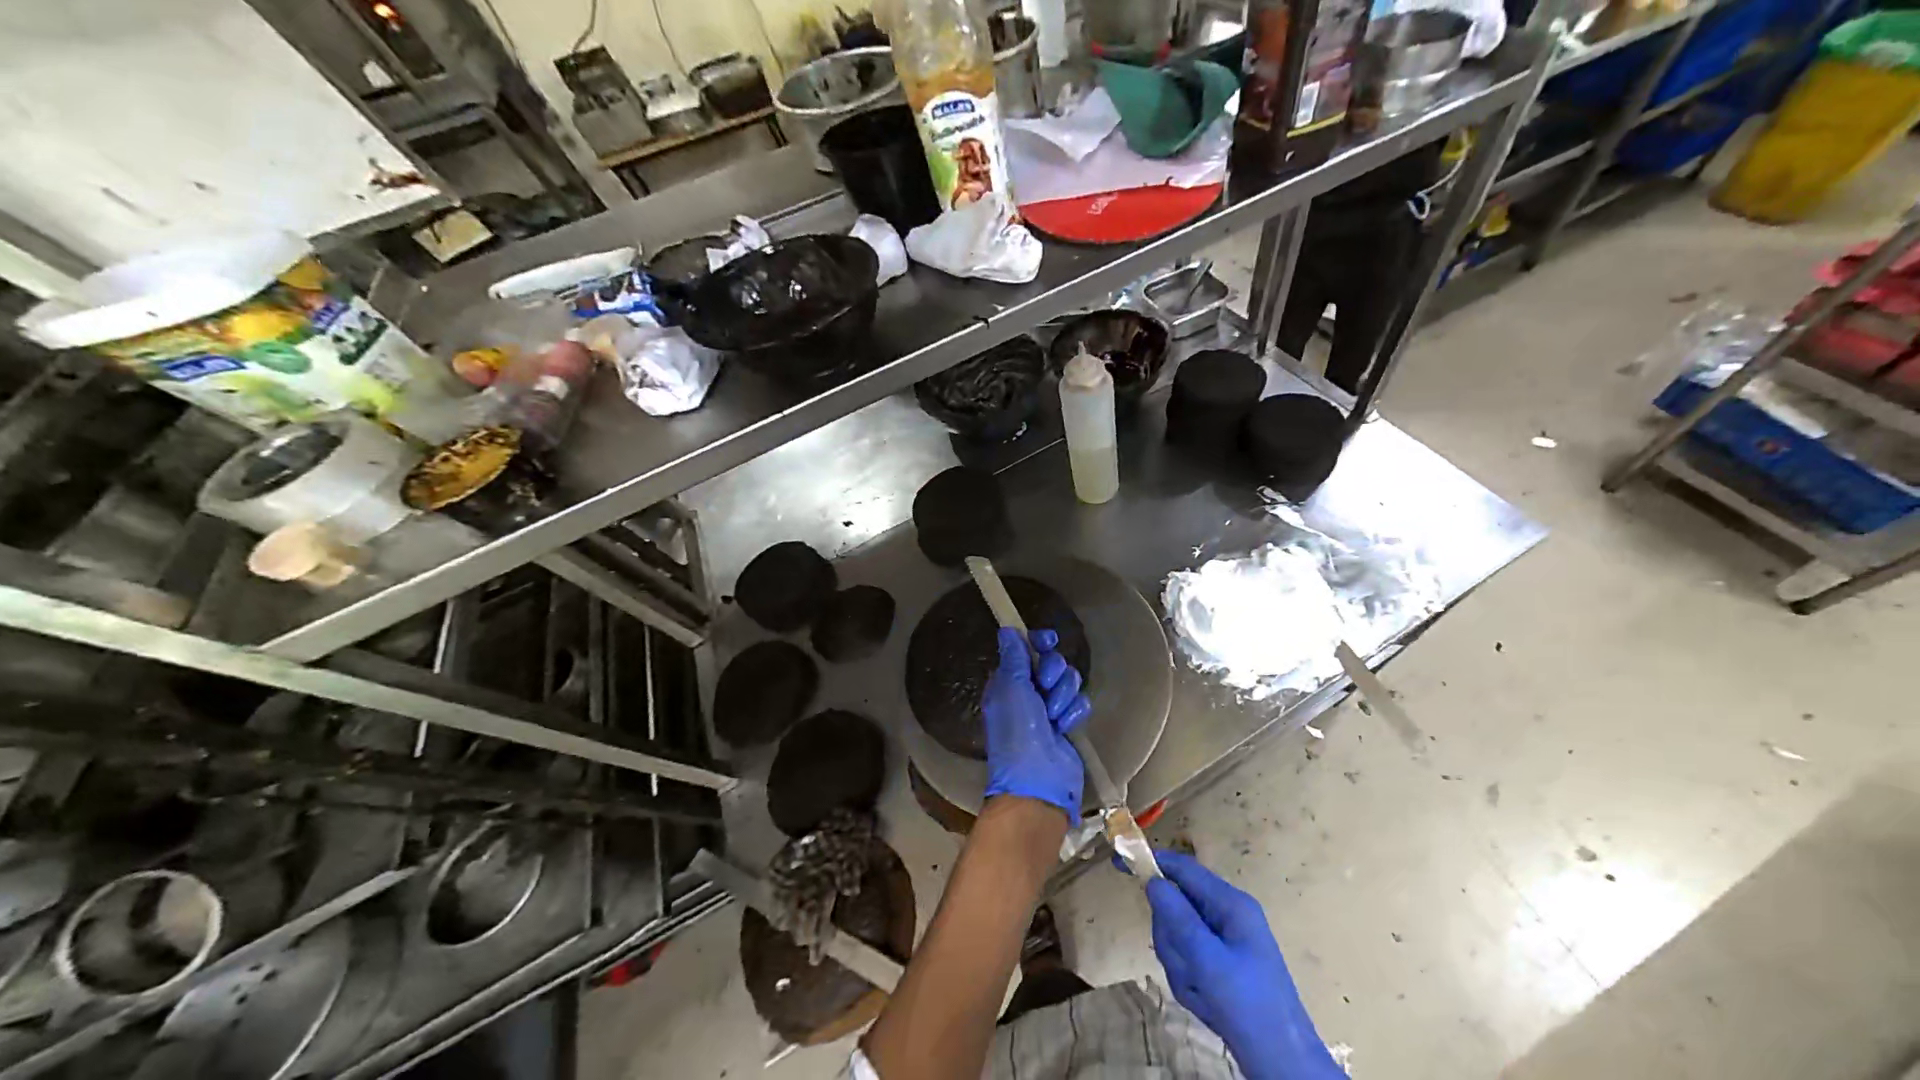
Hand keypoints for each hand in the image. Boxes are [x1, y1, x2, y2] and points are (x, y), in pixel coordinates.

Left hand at [981, 627, 1089, 819]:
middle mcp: (1027, 693)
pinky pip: (1080, 703)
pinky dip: (1074, 713)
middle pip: (1051, 662)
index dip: (1039, 643)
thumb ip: (1013, 657)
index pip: (1026, 649)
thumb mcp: (1011, 688)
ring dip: (1063, 696)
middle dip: (1053, 672)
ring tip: (1053, 716)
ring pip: (1068, 681)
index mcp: (1008, 682)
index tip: (1047, 642)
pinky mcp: (1068, 724)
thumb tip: (1007, 630)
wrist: (1038, 781)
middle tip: (1045, 688)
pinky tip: (1065, 727)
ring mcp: (1048, 709)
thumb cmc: (1018, 732)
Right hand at [1146, 851, 1342, 1079]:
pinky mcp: (1224, 965)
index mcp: (1231, 904)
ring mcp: (1227, 941)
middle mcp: (1229, 916)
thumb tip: (1152, 880)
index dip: (1152, 862)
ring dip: (1181, 965)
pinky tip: (1206, 1002)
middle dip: (1172, 939)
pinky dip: (1190, 981)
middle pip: (1177, 907)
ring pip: (1179, 937)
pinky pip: (1189, 960)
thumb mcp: (1206, 959)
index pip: (1184, 868)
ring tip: (1200, 992)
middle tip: (1185, 966)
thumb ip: (1176, 917)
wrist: (1283, 1063)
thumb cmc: (1247, 1005)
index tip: (1119, 862)